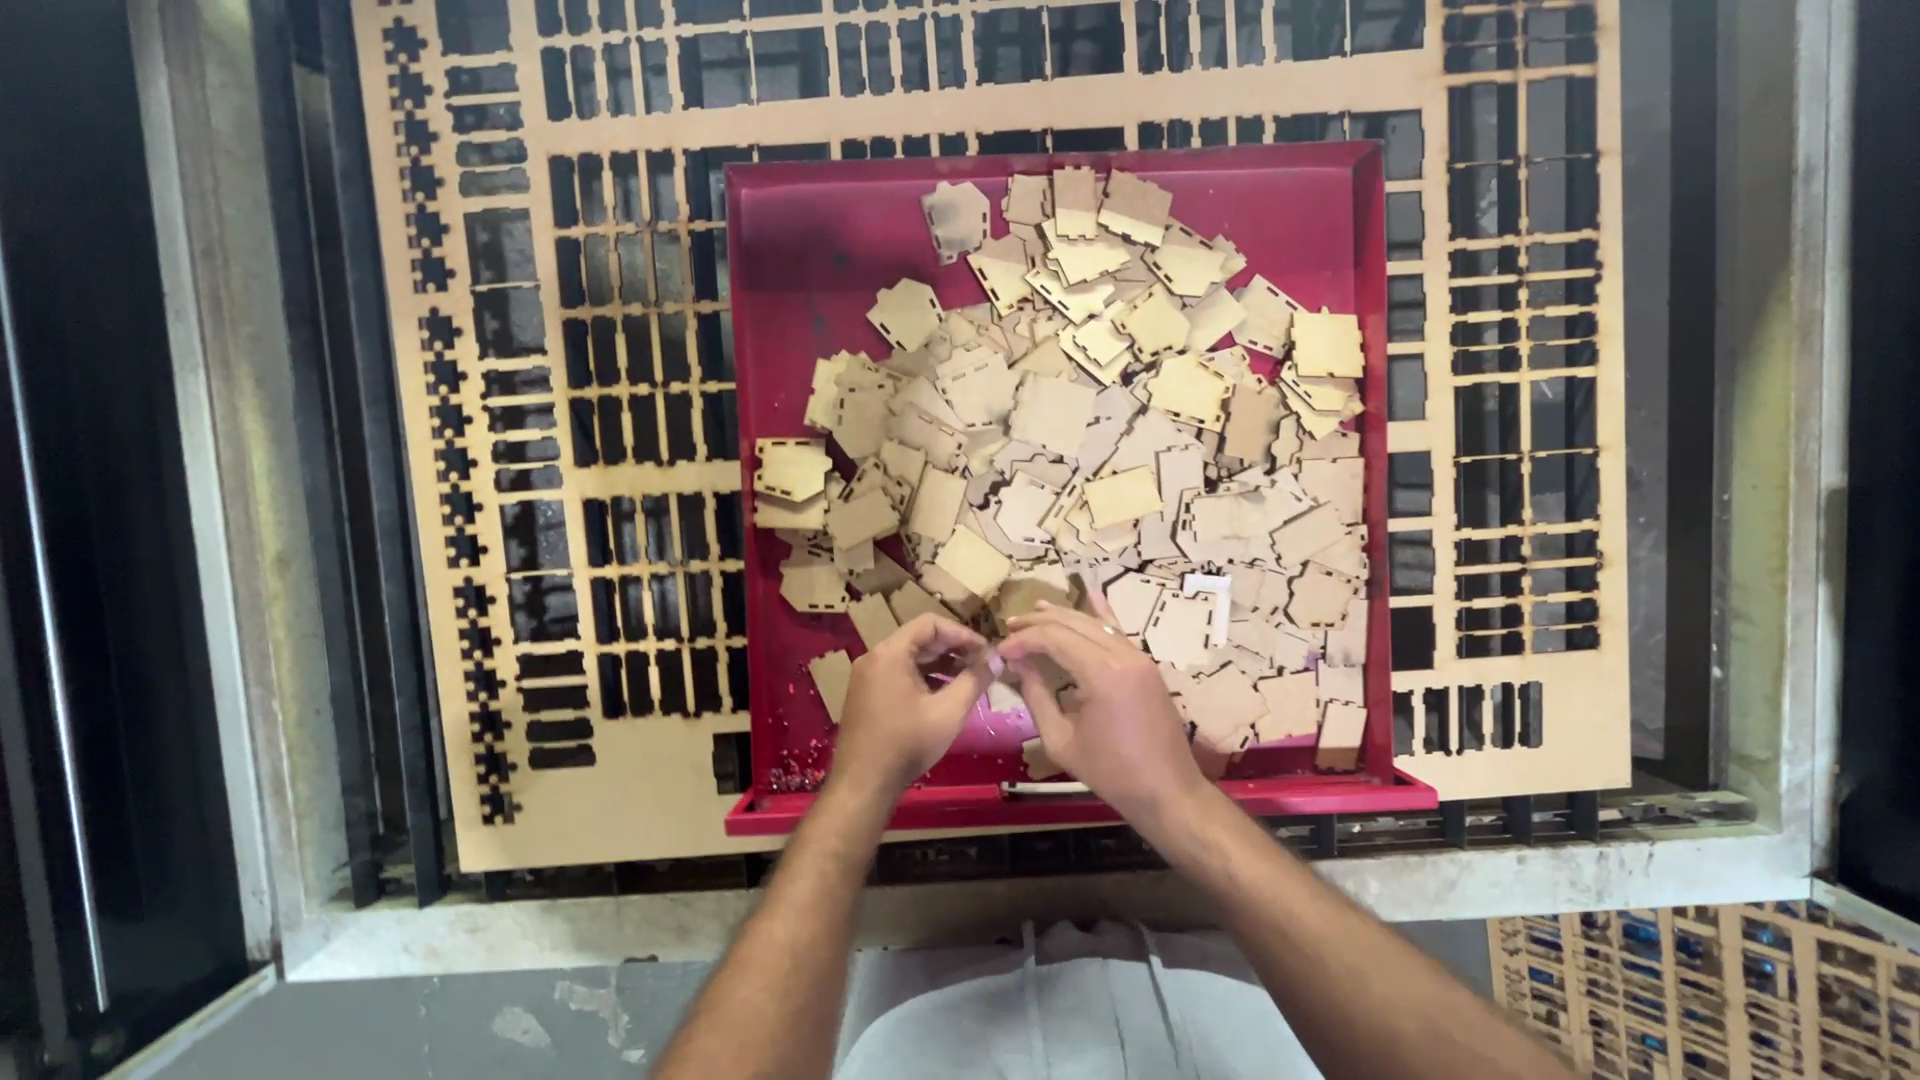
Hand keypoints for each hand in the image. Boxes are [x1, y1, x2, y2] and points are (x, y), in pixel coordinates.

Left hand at [830, 614, 995, 798]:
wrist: (864, 783)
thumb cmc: (908, 743)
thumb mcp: (949, 711)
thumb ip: (975, 680)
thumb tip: (998, 659)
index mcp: (890, 653)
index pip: (930, 624)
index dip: (962, 633)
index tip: (986, 651)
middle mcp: (874, 657)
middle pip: (919, 639)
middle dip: (953, 648)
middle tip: (982, 663)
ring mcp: (867, 676)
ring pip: (910, 657)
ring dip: (940, 663)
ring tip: (969, 678)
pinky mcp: (866, 694)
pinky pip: (899, 673)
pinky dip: (923, 677)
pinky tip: (945, 694)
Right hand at [1000, 595, 1207, 820]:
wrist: (1167, 790)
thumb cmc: (1111, 773)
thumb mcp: (1061, 740)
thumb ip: (1036, 696)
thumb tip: (1018, 665)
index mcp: (1102, 674)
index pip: (1054, 639)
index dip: (1023, 641)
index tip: (1001, 652)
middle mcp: (1123, 655)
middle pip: (1073, 624)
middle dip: (1039, 623)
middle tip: (1009, 627)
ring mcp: (1139, 658)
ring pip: (1095, 623)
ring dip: (1063, 616)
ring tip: (1034, 611)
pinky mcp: (1146, 665)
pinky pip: (1118, 632)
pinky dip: (1101, 614)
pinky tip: (1091, 593)